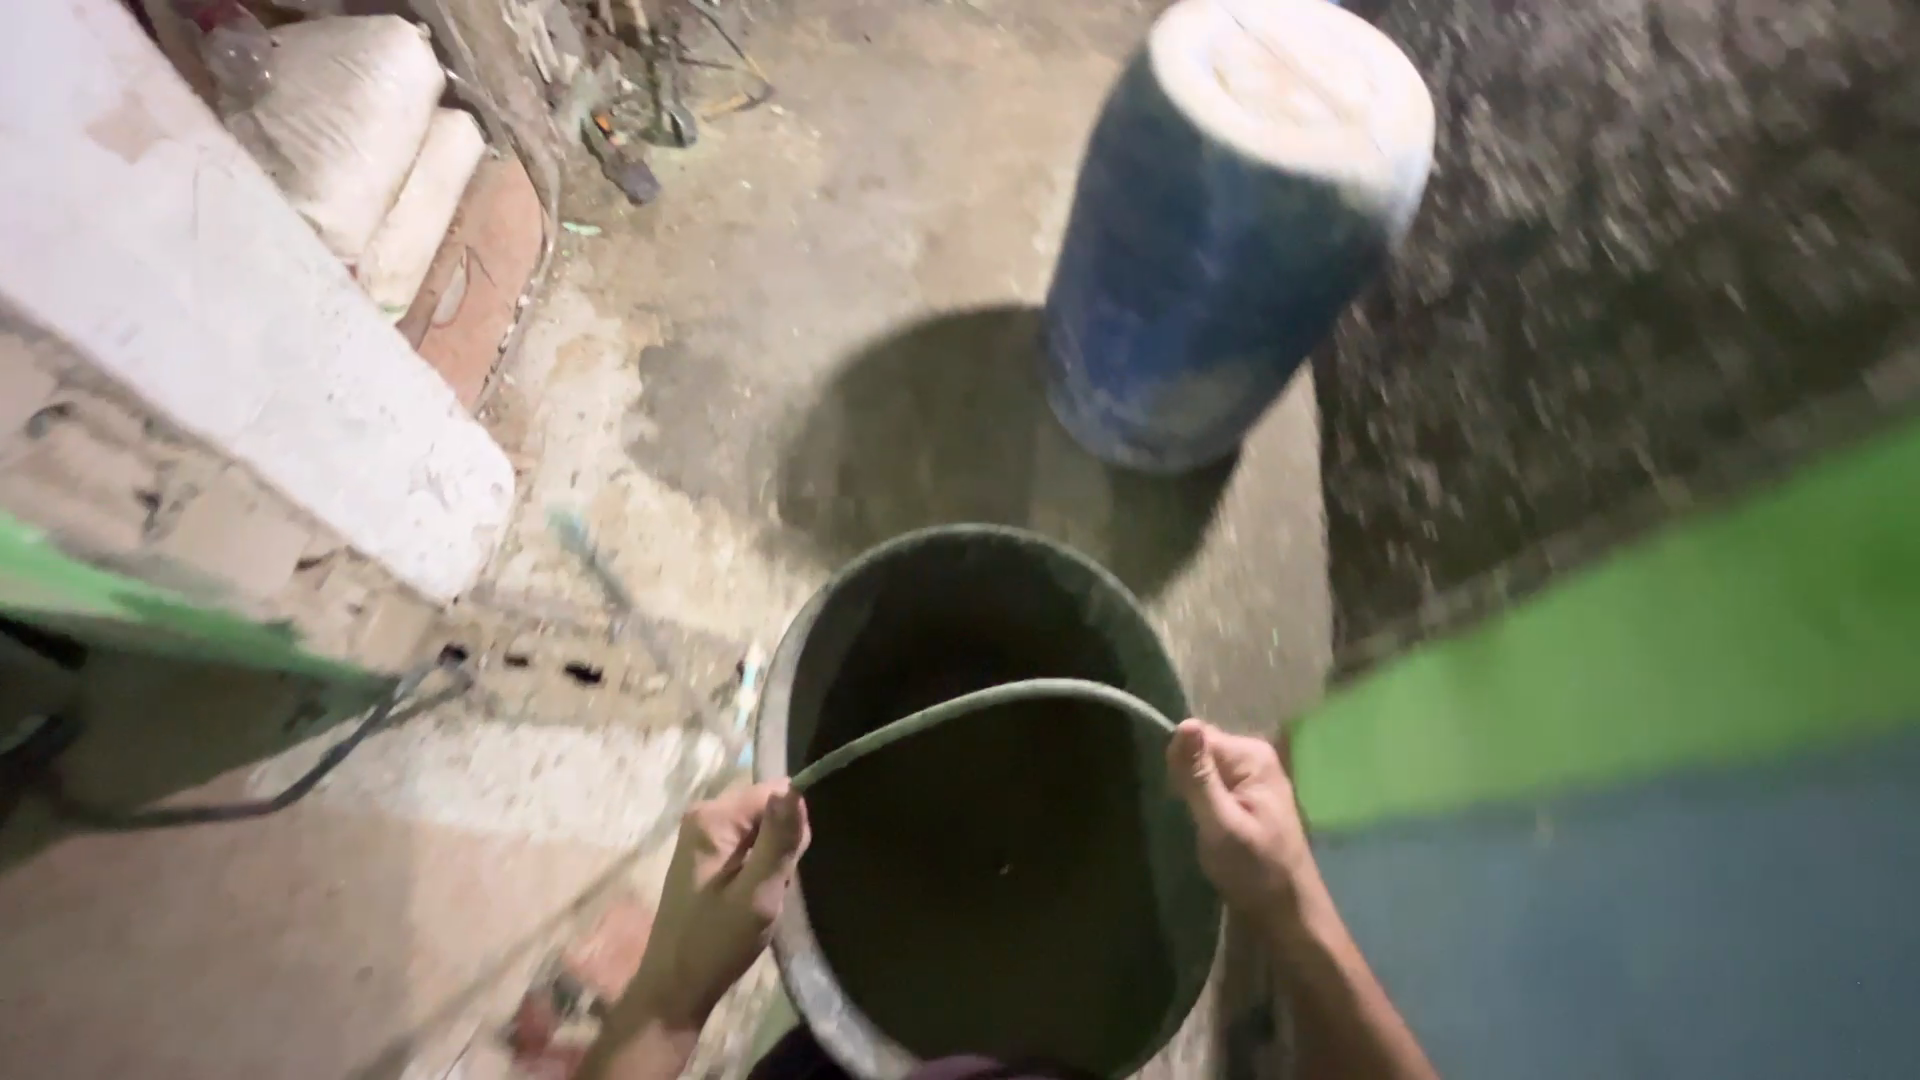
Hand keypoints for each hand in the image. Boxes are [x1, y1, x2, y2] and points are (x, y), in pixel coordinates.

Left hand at [625, 780, 809, 1030]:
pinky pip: (751, 841)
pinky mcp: (707, 852)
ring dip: (773, 857)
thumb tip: (796, 789)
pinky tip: (752, 894)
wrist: (674, 990)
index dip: (792, 828)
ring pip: (764, 825)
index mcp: (714, 817)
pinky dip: (760, 864)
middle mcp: (706, 814)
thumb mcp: (758, 895)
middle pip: (769, 807)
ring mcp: (703, 833)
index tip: (787, 868)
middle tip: (772, 887)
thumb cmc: (716, 944)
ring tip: (762, 894)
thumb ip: (779, 841)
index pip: (778, 793)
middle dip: (782, 843)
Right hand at [1167, 718, 1317, 923]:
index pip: (1196, 737)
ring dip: (1190, 796)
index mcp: (1252, 756)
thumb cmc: (1257, 873)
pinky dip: (1199, 806)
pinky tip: (1203, 829)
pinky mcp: (1245, 799)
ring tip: (1196, 826)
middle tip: (1192, 818)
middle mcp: (1254, 758)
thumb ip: (1199, 777)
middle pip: (1198, 752)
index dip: (1180, 767)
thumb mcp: (1221, 825)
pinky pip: (1209, 787)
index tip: (1181, 801)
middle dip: (1185, 781)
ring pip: (1200, 771)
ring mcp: (1251, 780)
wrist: (1289, 920)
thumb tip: (1183, 723)